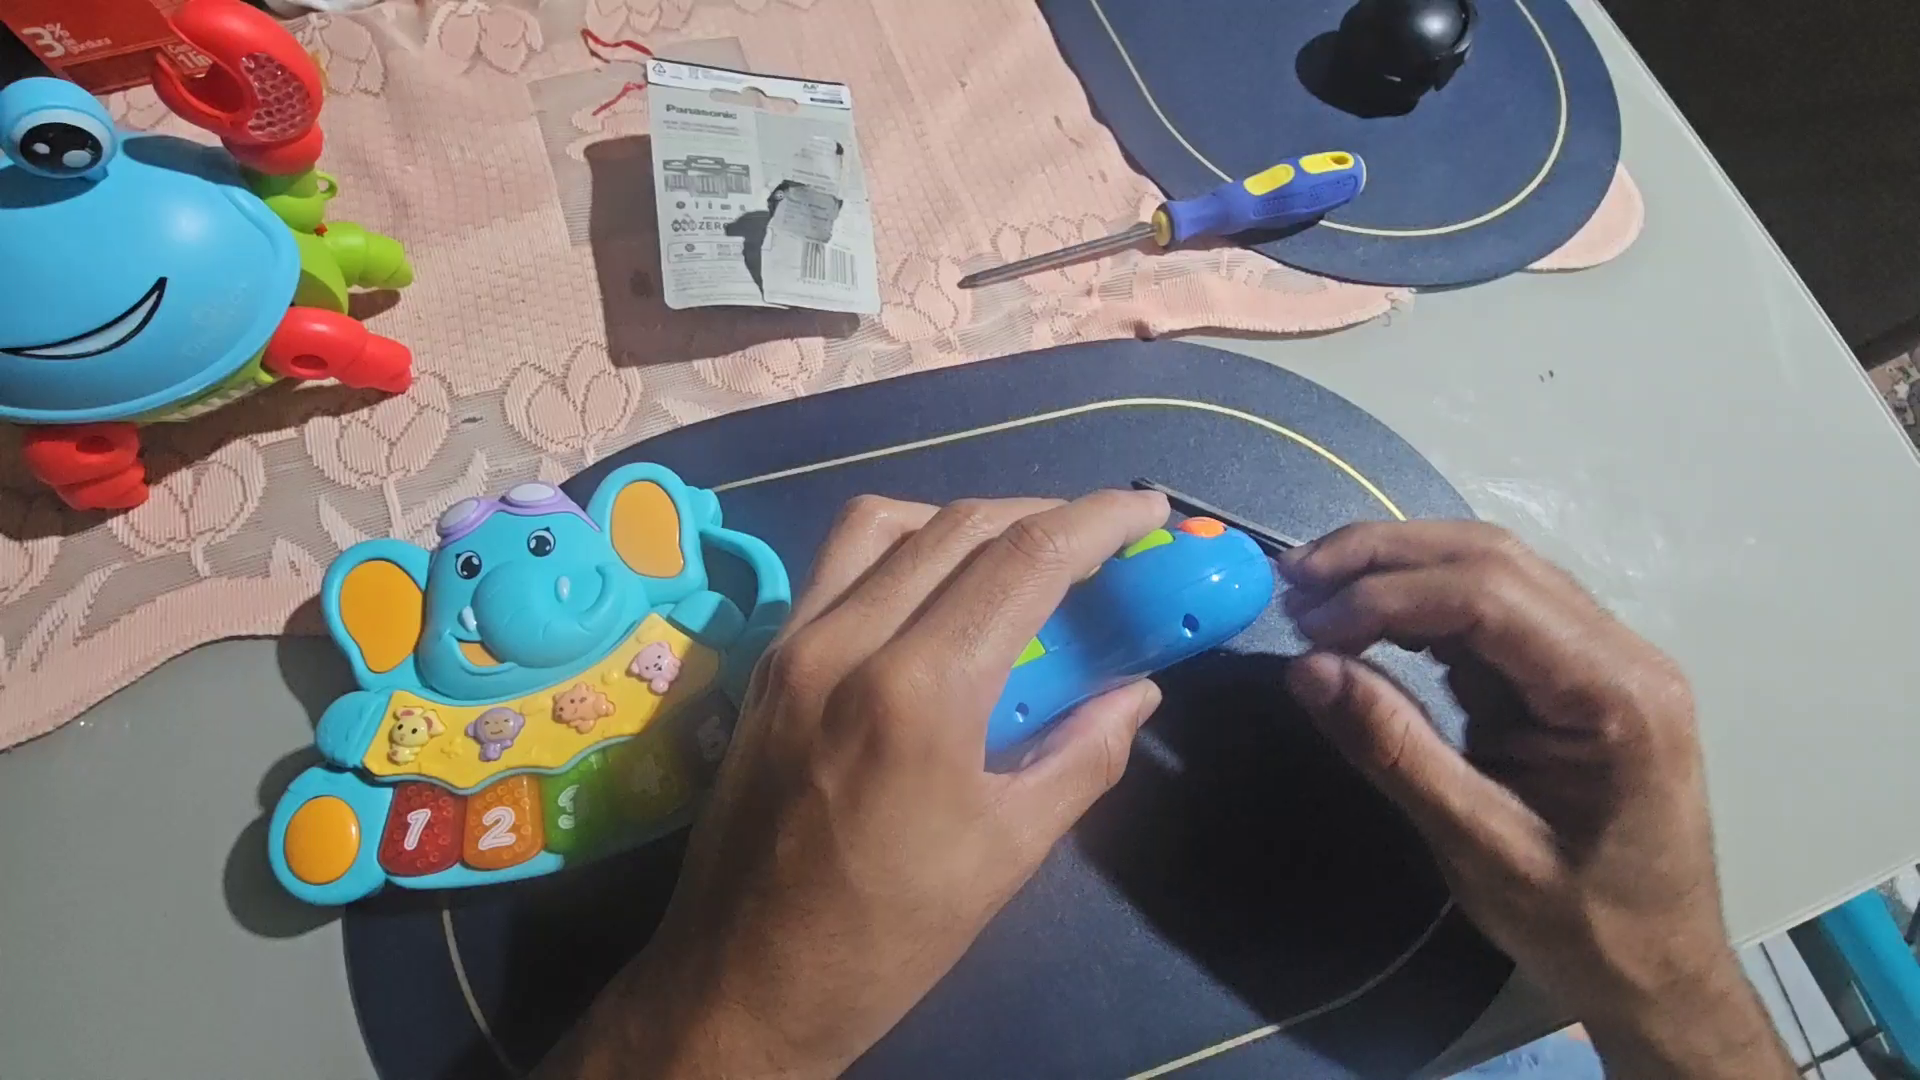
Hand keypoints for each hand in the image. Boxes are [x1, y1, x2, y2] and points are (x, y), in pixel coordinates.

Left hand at [538, 490, 1170, 1079]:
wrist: (740, 981)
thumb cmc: (887, 934)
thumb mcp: (1007, 853)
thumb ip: (1083, 753)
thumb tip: (1137, 689)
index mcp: (919, 692)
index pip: (1024, 561)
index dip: (1097, 520)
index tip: (1146, 508)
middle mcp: (848, 641)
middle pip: (961, 525)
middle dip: (1044, 513)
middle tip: (1095, 536)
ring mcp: (796, 640)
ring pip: (888, 522)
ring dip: (965, 518)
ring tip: (1012, 550)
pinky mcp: (768, 655)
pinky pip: (838, 559)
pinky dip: (900, 542)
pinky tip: (931, 582)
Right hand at [1278, 522, 1793, 1078]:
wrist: (1655, 966)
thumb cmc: (1578, 918)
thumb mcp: (1475, 846)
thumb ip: (1392, 748)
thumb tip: (1305, 667)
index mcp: (1613, 693)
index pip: (1488, 596)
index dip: (1385, 596)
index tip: (1306, 626)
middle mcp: (1613, 649)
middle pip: (1487, 555)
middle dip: (1378, 554)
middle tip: (1294, 576)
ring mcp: (1589, 648)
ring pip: (1481, 561)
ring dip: (1388, 563)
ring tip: (1313, 585)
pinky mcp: (1554, 661)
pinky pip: (1476, 599)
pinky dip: (1406, 594)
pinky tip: (1359, 613)